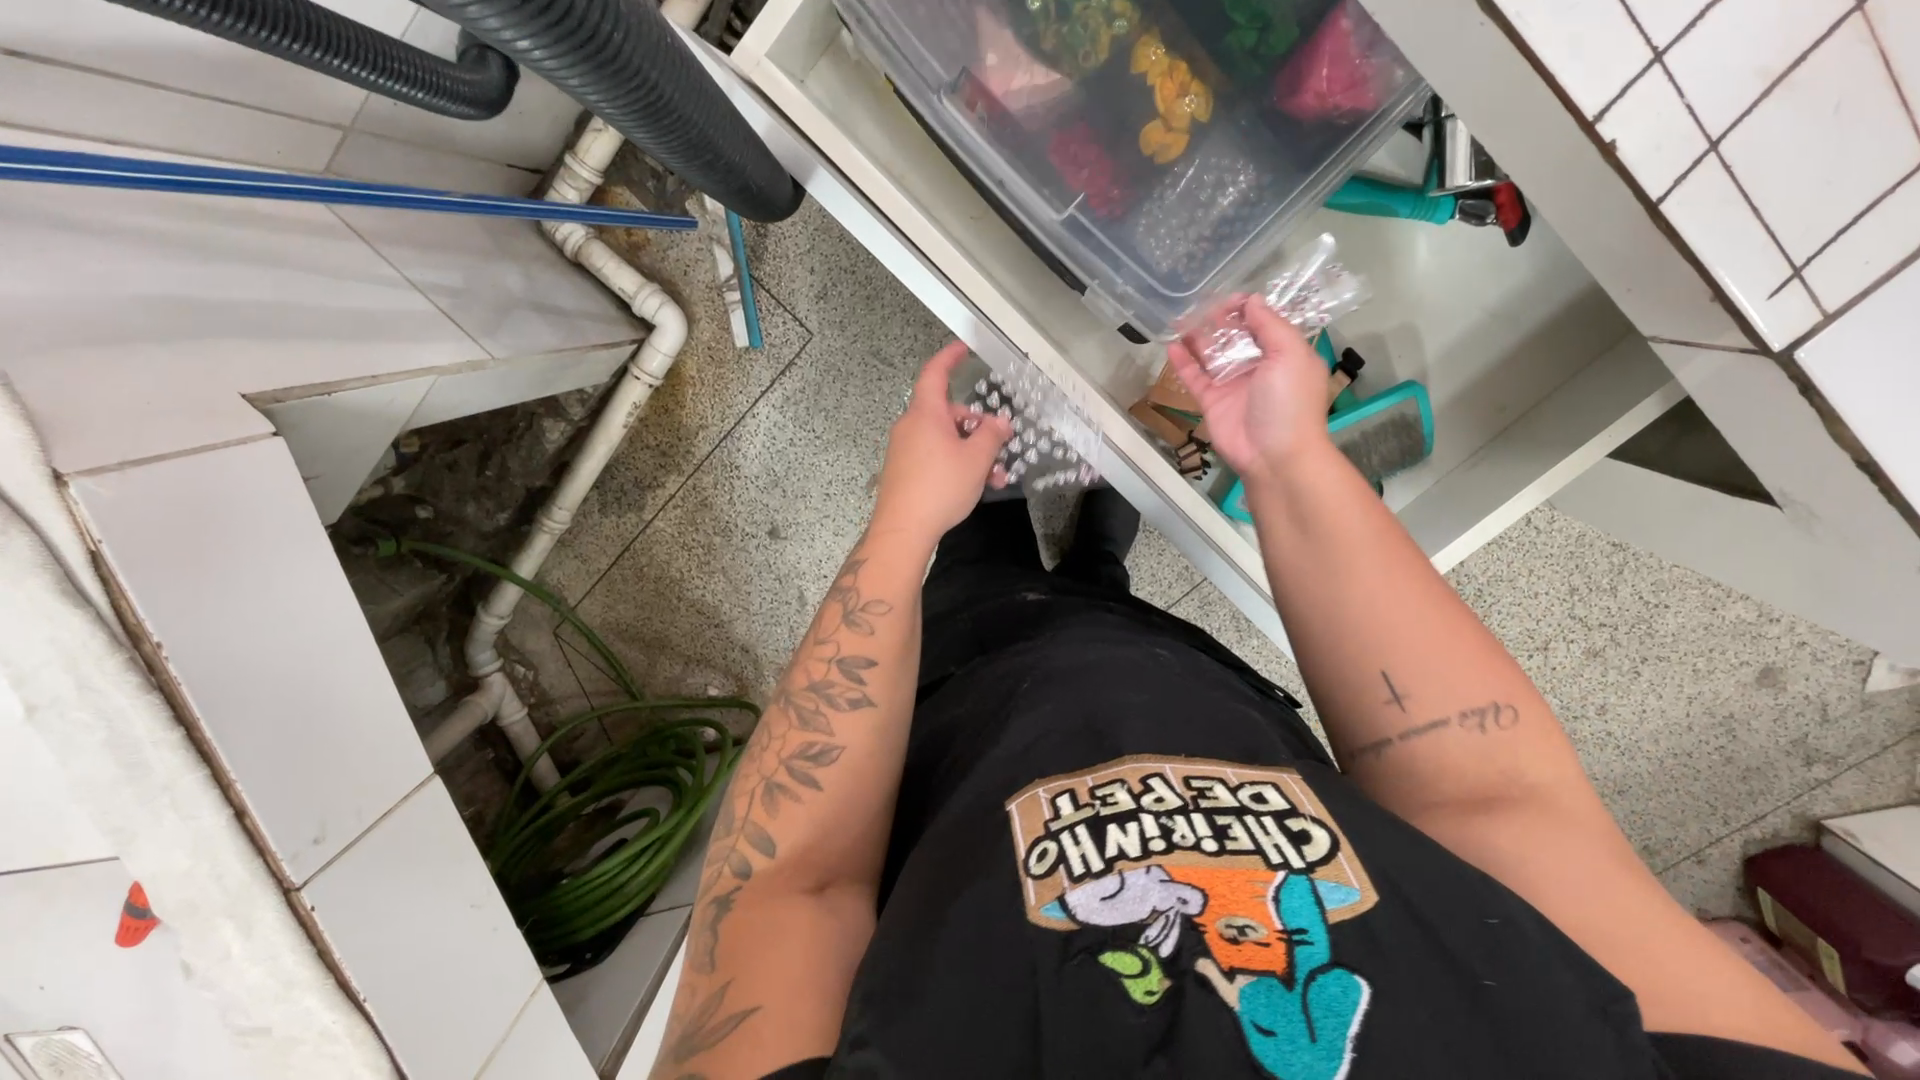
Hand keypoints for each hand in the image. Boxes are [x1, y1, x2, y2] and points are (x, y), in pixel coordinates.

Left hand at [871, 342, 1013, 546]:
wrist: (902, 530)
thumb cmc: (940, 487)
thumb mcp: (976, 460)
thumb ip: (992, 435)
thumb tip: (1000, 423)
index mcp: (925, 414)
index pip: (935, 373)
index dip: (950, 357)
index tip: (963, 348)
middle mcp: (910, 426)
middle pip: (948, 413)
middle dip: (977, 426)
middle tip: (1000, 445)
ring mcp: (904, 449)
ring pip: (944, 439)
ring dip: (972, 452)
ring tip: (995, 477)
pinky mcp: (903, 471)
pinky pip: (934, 456)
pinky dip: (955, 464)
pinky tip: (975, 486)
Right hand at [1166, 298, 1331, 489]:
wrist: (1275, 455)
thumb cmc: (1290, 402)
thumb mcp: (1290, 354)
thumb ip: (1270, 324)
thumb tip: (1252, 300)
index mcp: (1284, 353)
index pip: (1265, 323)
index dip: (1248, 308)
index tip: (1230, 297)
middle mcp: (1259, 366)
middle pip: (1236, 336)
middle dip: (1221, 319)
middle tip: (1201, 305)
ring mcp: (1233, 384)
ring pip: (1213, 354)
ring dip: (1199, 337)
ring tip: (1181, 319)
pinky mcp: (1212, 402)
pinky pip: (1195, 378)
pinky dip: (1183, 363)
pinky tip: (1171, 346)